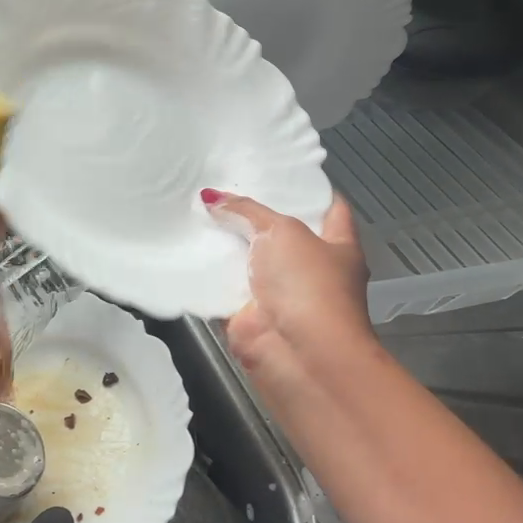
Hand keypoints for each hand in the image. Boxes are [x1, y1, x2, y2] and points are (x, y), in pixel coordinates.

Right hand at [202, 189, 373, 379]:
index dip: (308, 189)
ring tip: (193, 209)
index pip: (329, 209)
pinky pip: (225, 282)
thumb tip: (212, 197)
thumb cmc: (308, 285)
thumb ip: (249, 210)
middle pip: (281, 232)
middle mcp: (312, 269)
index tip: (279, 170)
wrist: (298, 352)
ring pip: (250, 257)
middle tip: (221, 186)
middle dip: (254, 213)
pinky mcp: (249, 310)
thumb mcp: (282, 232)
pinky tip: (184, 246)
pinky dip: (207, 269)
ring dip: (226, 241)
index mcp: (338, 247)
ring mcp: (280, 292)